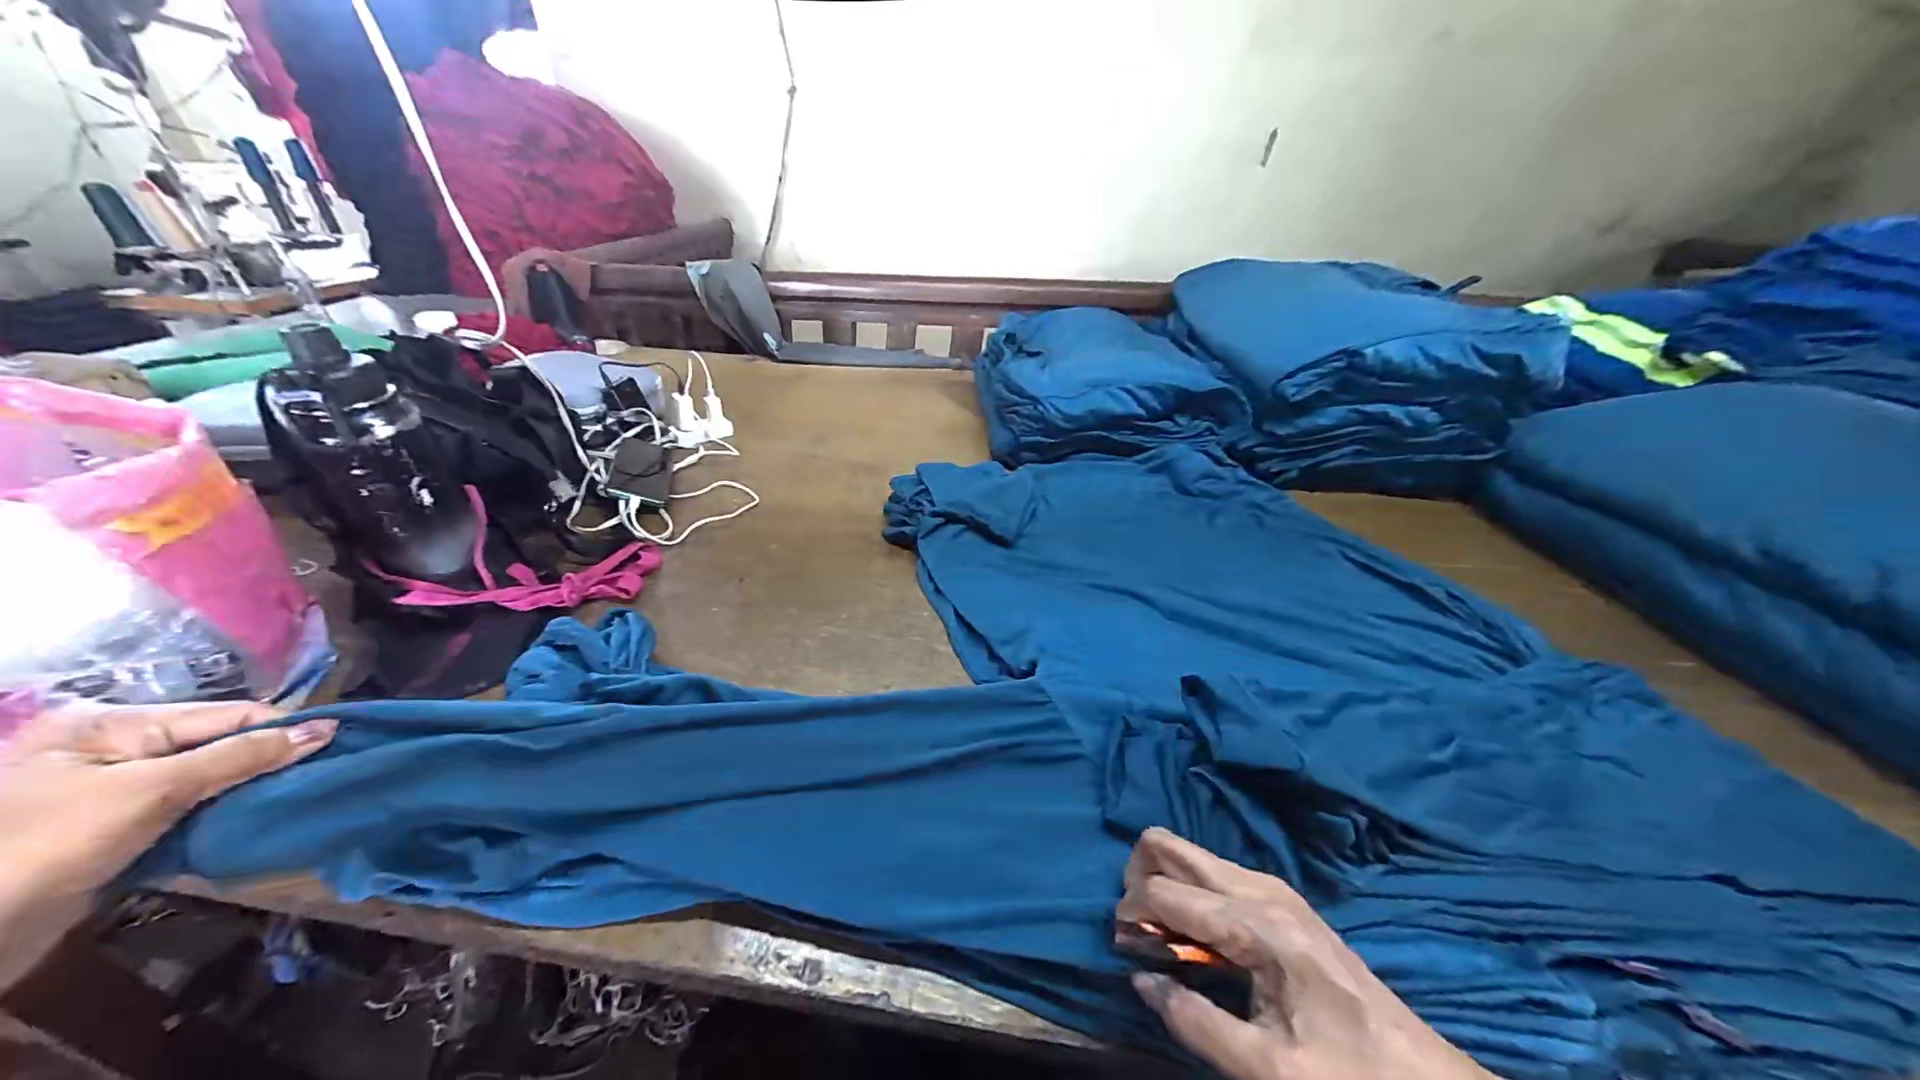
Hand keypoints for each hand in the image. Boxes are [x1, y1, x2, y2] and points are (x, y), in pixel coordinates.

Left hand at [0, 702, 334, 988]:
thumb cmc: (53, 844)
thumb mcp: (156, 791)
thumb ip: (242, 756)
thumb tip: (326, 728)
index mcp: (113, 723)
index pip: (225, 714)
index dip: (283, 727)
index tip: (340, 740)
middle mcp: (114, 746)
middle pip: (217, 741)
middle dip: (268, 756)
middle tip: (327, 768)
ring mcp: (112, 788)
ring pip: (208, 774)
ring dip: (249, 784)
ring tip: (303, 790)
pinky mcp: (116, 825)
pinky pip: (188, 804)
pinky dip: (223, 808)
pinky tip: (256, 813)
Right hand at [1119, 828, 1494, 1079]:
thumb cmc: (1347, 1077)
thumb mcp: (1266, 1069)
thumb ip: (1193, 1021)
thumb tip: (1140, 977)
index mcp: (1257, 924)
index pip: (1163, 890)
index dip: (1131, 917)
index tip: (1126, 953)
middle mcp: (1260, 888)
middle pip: (1170, 846)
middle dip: (1138, 879)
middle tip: (1138, 934)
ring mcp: (1273, 888)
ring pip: (1190, 856)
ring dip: (1162, 887)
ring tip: (1165, 943)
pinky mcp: (1281, 900)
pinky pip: (1213, 875)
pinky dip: (1188, 894)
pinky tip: (1197, 942)